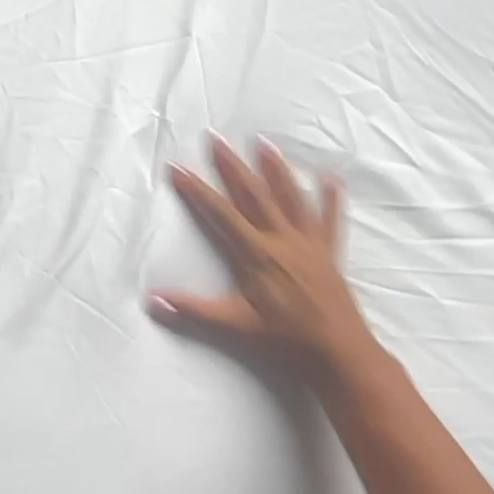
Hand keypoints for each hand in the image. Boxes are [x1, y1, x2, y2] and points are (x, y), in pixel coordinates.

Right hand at [150, 135, 377, 384]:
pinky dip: (329, 198)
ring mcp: (308, 244)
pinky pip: (329, 220)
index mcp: (256, 254)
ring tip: (265, 144)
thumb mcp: (235, 326)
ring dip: (276, 170)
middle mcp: (282, 241)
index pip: (219, 213)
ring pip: (290, 198)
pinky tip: (329, 177)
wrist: (341, 355)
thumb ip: (194, 310)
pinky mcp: (329, 253)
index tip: (177, 167)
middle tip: (216, 138)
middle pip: (253, 195)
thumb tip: (152, 300)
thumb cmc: (286, 340)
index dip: (195, 189)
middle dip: (232, 165)